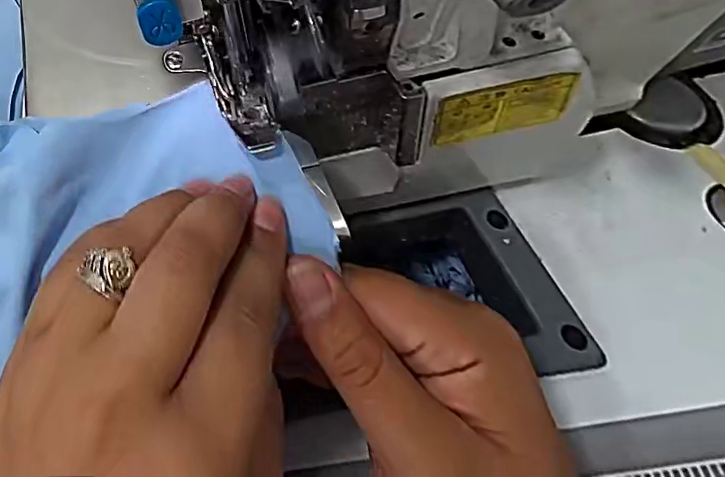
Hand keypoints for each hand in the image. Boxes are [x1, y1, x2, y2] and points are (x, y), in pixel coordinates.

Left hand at [0, 177, 290, 476]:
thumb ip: (256, 404)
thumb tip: (254, 303)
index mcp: (192, 445)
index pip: (241, 319)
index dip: (263, 257)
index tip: (273, 222)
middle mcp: (123, 388)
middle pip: (182, 268)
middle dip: (220, 217)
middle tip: (239, 192)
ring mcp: (63, 359)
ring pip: (122, 248)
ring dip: (166, 208)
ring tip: (197, 193)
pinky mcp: (25, 345)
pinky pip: (73, 262)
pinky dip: (113, 231)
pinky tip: (140, 220)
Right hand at [283, 259, 573, 476]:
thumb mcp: (420, 449)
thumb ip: (359, 358)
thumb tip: (304, 274)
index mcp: (468, 332)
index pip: (357, 282)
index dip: (301, 294)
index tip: (255, 311)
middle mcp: (460, 329)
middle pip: (355, 296)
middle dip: (303, 314)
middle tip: (258, 341)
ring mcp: (445, 352)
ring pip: (354, 319)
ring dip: (310, 336)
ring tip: (271, 354)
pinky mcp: (429, 375)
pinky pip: (366, 345)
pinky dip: (330, 357)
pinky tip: (302, 369)